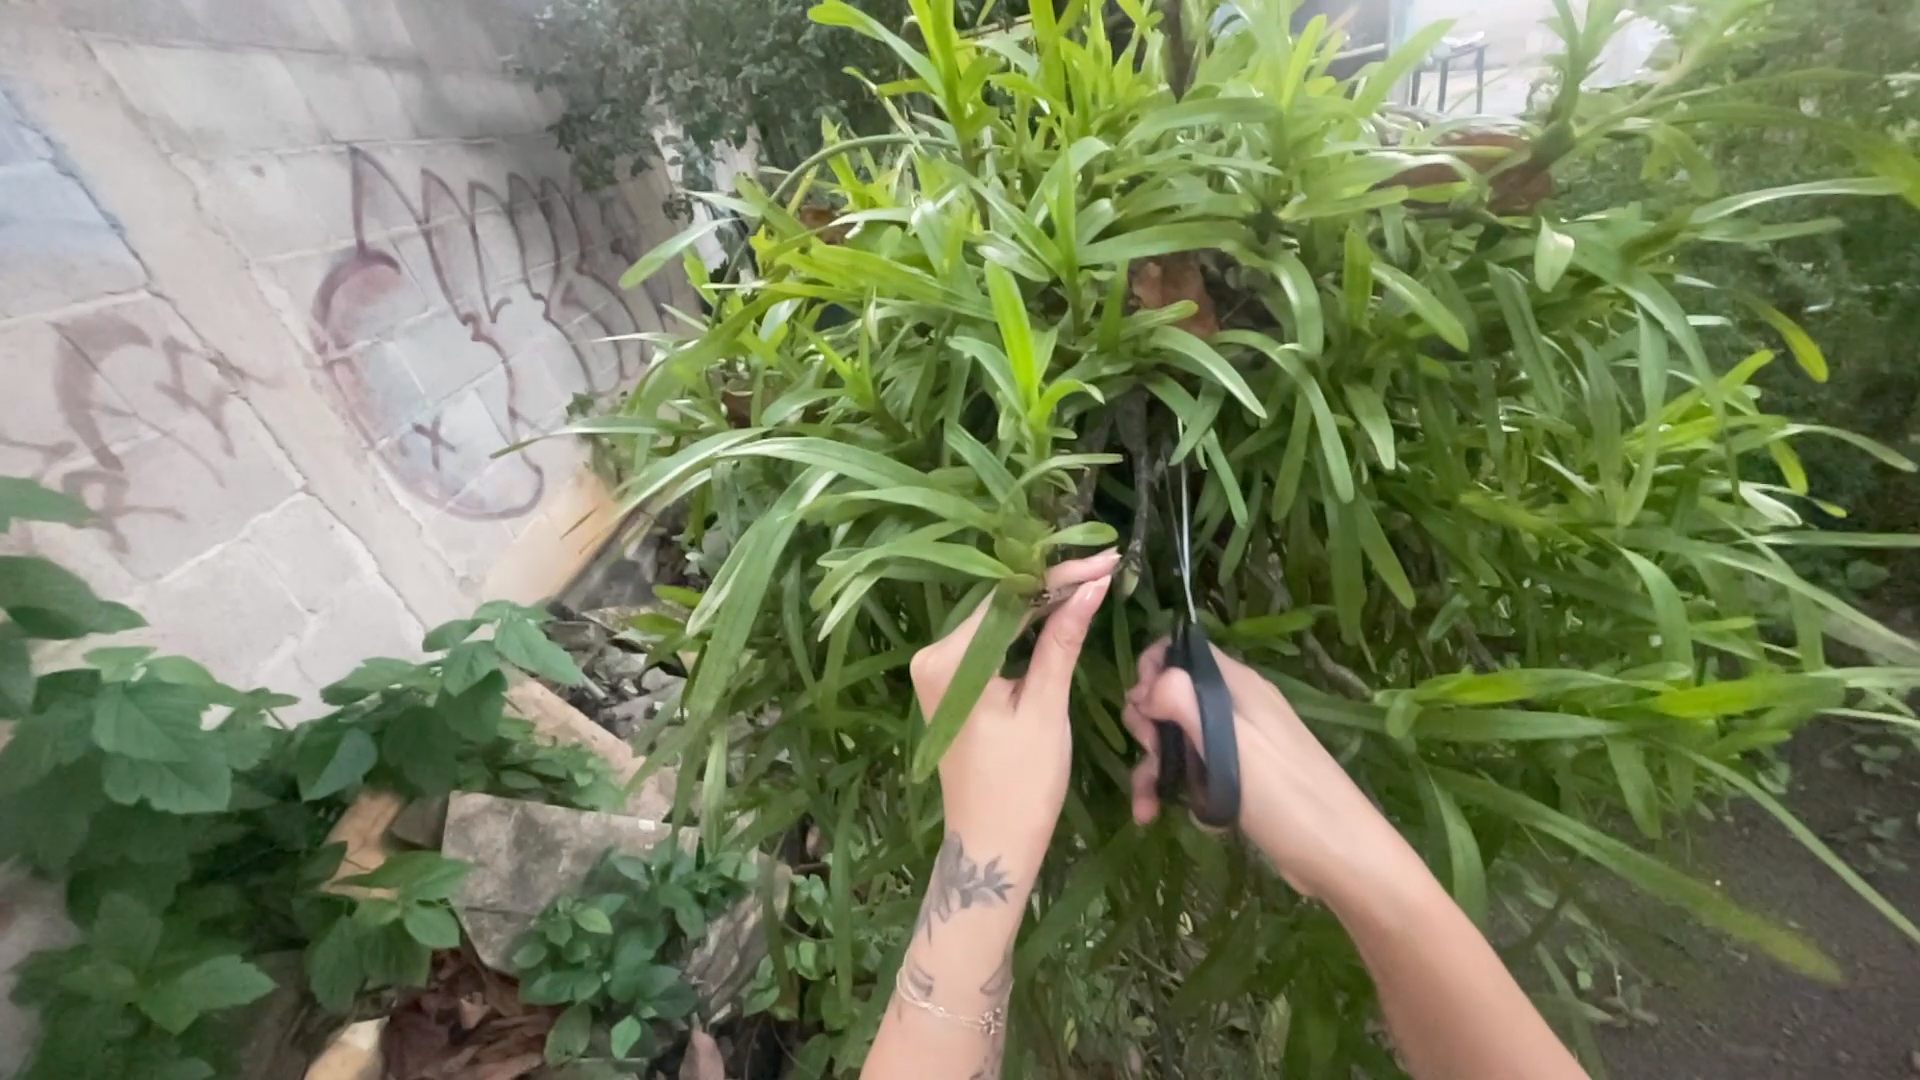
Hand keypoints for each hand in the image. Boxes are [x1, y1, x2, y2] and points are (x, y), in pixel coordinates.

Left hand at [909, 551, 1117, 863]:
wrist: (992, 844)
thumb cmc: (1022, 784)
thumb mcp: (1046, 707)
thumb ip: (1063, 641)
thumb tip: (1093, 584)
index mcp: (948, 660)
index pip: (1009, 600)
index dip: (1058, 577)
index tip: (1104, 559)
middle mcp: (932, 655)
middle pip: (1000, 606)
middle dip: (1052, 585)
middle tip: (1103, 565)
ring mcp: (937, 669)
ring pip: (997, 621)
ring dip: (1042, 604)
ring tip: (1090, 580)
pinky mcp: (950, 682)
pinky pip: (990, 643)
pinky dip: (1025, 630)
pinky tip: (1058, 610)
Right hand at [1123, 640, 1417, 899]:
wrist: (1343, 859)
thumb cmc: (1286, 796)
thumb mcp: (1230, 744)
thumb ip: (1183, 702)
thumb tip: (1145, 686)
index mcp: (1236, 686)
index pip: (1182, 650)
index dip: (1152, 669)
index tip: (1144, 706)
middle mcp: (1234, 706)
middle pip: (1171, 695)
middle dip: (1148, 723)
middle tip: (1152, 753)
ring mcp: (1235, 743)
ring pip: (1176, 738)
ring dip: (1152, 765)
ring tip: (1144, 803)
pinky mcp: (1235, 777)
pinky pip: (1190, 770)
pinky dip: (1168, 788)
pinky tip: (1154, 814)